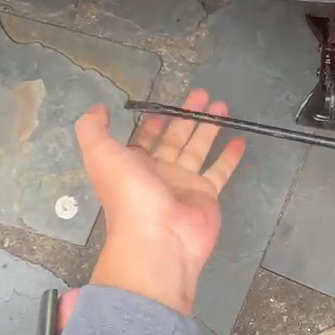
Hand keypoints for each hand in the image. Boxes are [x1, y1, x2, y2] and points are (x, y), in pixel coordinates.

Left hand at [76, 90, 244, 315]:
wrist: (158, 240)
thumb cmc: (129, 195)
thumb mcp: (101, 155)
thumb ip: (94, 129)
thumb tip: (98, 108)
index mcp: (132, 165)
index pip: (144, 138)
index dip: (153, 122)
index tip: (165, 105)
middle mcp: (158, 173)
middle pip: (175, 138)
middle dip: (187, 116)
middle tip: (202, 94)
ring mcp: (184, 184)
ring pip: (199, 149)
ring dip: (210, 128)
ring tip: (223, 106)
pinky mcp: (207, 195)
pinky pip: (220, 171)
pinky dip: (230, 156)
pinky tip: (240, 139)